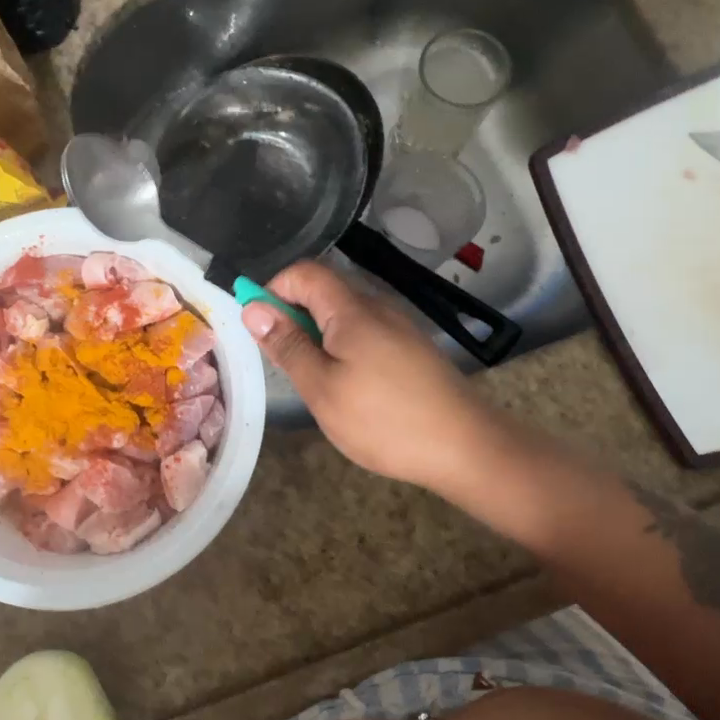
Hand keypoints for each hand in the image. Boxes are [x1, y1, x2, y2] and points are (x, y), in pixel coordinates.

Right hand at [242, 262, 503, 489]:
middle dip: (294, 316)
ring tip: (316, 381)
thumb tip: (253, 308)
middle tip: (287, 363)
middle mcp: (377, 307)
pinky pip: (366, 333)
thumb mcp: (322, 388)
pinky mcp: (412, 349)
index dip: (274, 290)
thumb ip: (287, 345)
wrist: (466, 447)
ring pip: (345, 315)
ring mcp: (399, 327)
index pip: (304, 272)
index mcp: (352, 309)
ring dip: (319, 336)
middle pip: (325, 290)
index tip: (261, 329)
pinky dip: (344, 349)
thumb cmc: (385, 420)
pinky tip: (350, 389)